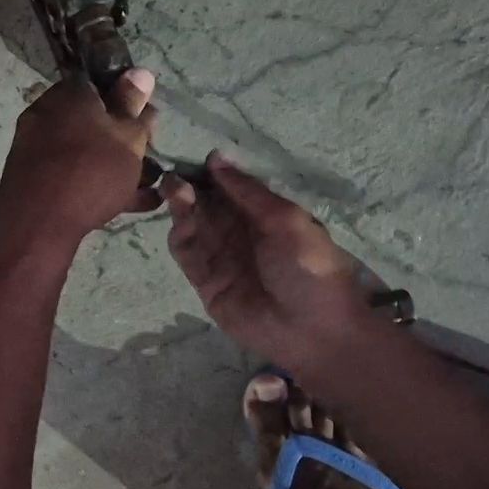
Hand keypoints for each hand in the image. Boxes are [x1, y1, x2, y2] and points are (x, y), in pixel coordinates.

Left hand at [0, 70, 158, 255]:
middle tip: (148, 162)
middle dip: (124, 141)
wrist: (37, 224)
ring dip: (116, 167)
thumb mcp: (126, 137)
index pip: (102, 84)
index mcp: (68, 92)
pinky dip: (96, 184)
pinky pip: (70, 174)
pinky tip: (127, 205)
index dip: (129, 104)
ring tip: (146, 191)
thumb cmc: (91, 171)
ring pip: (84, 151)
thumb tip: (140, 72)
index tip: (147, 128)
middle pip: (93, 121)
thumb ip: (134, 106)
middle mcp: (45, 112)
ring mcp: (34, 146)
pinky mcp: (30, 177)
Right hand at [160, 152, 370, 369]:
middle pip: (207, 205)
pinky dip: (180, 234)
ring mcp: (220, 258)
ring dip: (182, 207)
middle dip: (191, 187)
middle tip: (176, 173)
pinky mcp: (205, 282)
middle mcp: (239, 234)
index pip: (230, 189)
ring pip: (193, 226)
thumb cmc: (309, 268)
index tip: (195, 157)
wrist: (313, 331)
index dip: (212, 173)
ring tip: (176, 189)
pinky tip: (180, 219)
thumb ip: (248, 191)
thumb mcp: (285, 219)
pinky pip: (187, 254)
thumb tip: (217, 157)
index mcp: (264, 216)